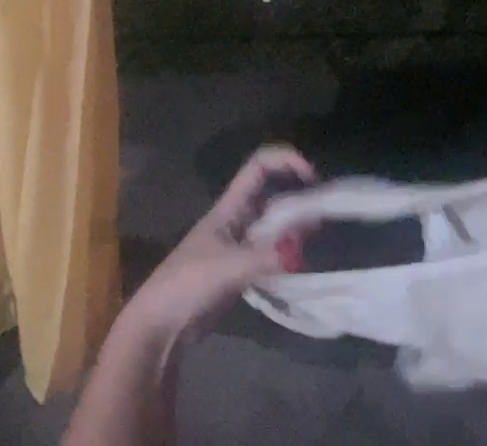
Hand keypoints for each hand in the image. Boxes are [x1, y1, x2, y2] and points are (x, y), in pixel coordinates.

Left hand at [121, 145, 315, 339]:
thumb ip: (264, 258)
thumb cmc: (186, 284)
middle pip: (272, 195)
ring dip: (295, 226)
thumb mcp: (227, 268)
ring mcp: (238, 245)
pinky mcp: (241, 270)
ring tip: (319, 235)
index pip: (258, 167)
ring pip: (274, 225)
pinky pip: (271, 251)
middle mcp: (236, 220)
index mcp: (229, 208)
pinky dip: (288, 252)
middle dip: (299, 198)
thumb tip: (300, 251)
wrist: (160, 325)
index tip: (311, 176)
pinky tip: (302, 262)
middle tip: (326, 212)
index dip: (284, 161)